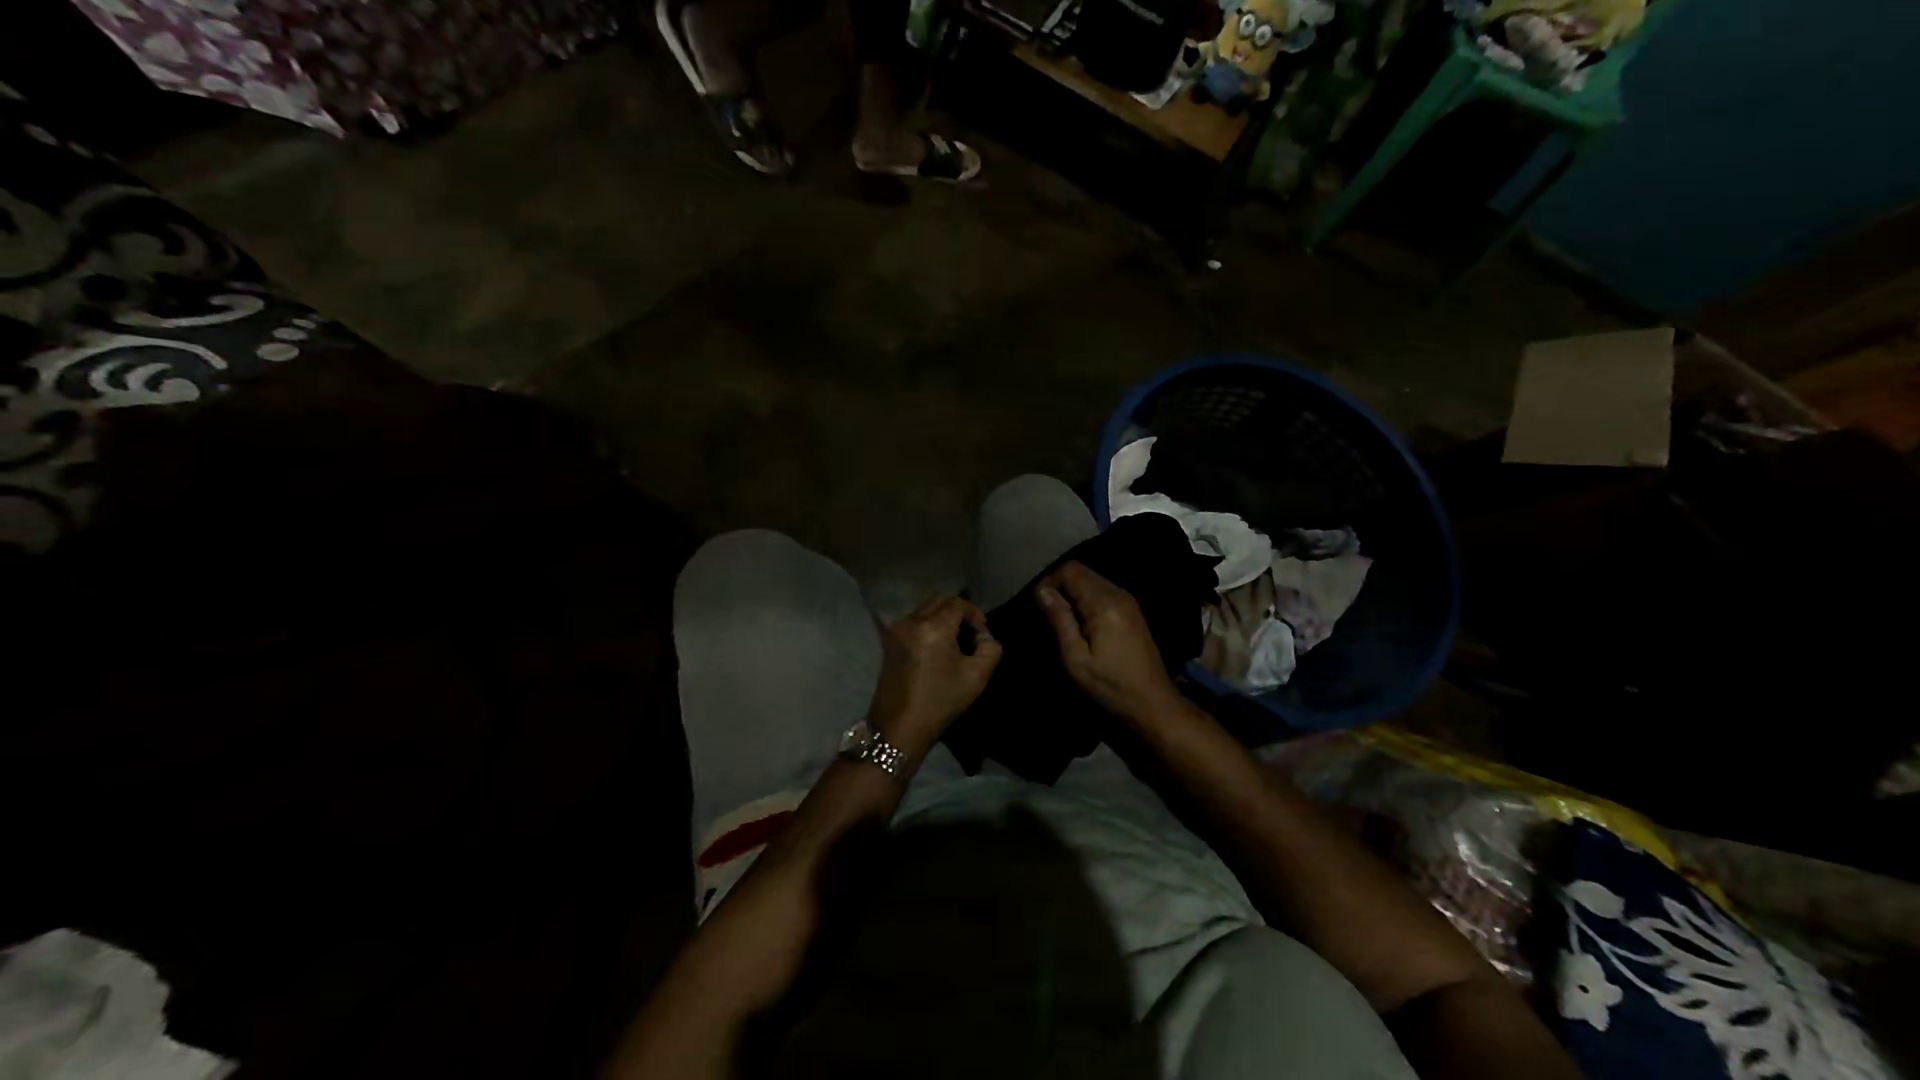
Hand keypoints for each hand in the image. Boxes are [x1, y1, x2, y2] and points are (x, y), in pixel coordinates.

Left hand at [868, 595, 1001, 753]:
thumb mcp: (977, 676)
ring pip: (925, 609)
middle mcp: (911, 621)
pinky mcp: (888, 641)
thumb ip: (990, 648)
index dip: (974, 614)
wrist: (899, 726)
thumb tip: (984, 636)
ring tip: (954, 642)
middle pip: (939, 601)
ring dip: (942, 618)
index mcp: (933, 627)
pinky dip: (927, 625)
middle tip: (969, 635)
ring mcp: (896, 630)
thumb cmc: (940, 701)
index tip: (982, 634)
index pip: (958, 603)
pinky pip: (913, 621)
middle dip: (958, 613)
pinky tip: (936, 648)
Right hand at [1035, 562, 1183, 723]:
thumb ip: (1060, 620)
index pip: (1070, 571)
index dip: (1049, 581)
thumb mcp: (1076, 658)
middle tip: (1047, 612)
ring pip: (1092, 579)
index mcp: (1104, 604)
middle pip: (1082, 571)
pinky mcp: (1132, 610)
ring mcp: (1128, 601)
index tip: (1038, 604)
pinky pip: (1103, 591)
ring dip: (1073, 592)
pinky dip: (1087, 598)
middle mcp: (1118, 594)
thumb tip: (1042, 591)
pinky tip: (1081, 622)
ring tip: (1061, 618)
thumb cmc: (1110, 685)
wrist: (1152, 701)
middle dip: (1060, 585)